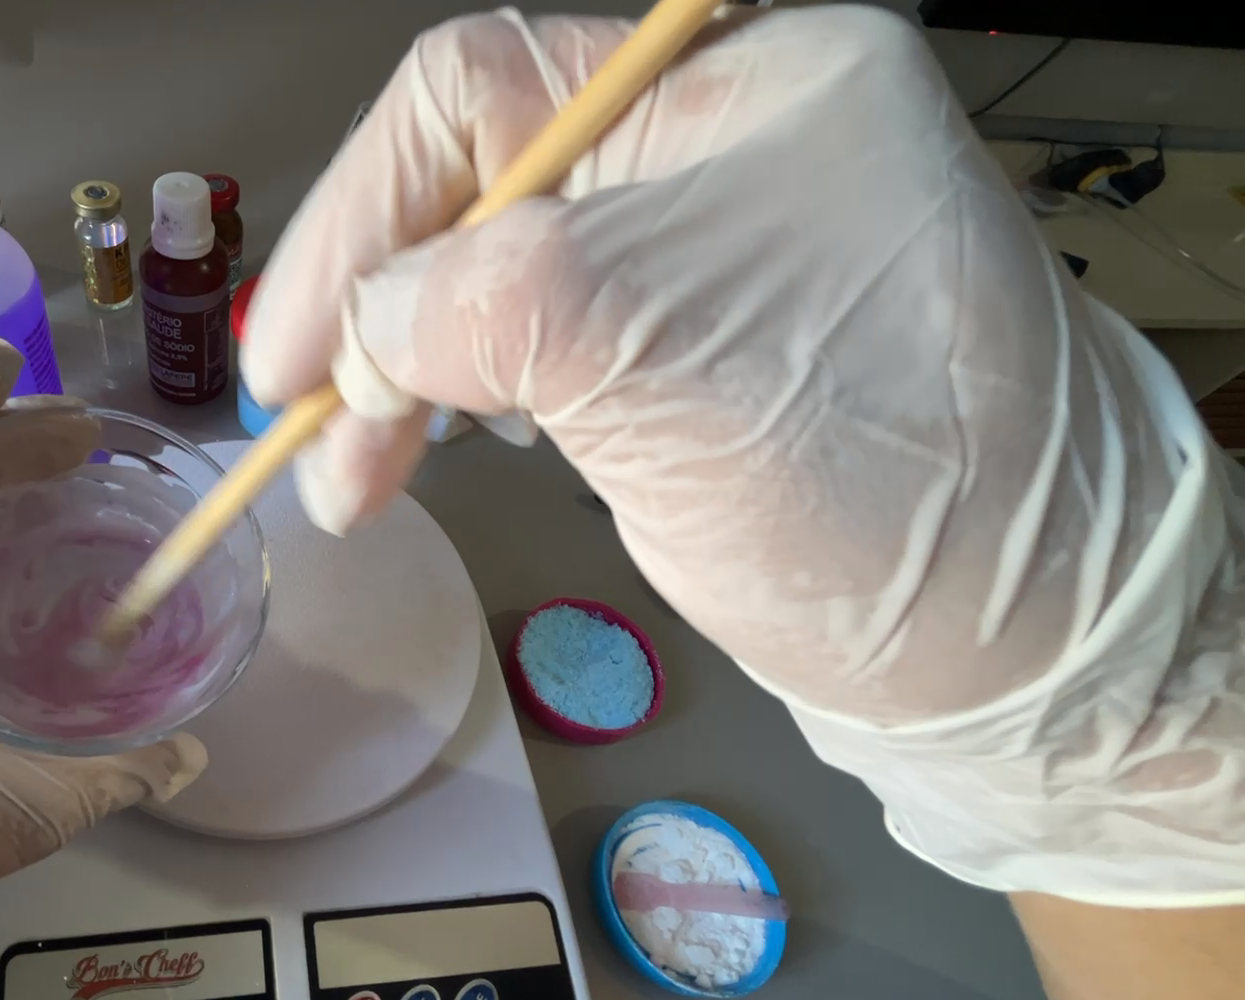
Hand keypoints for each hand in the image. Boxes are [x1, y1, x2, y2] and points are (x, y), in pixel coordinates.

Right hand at [244, 7, 1244, 903]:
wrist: (983, 633)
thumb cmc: (863, 478)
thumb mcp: (661, 353)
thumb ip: (483, 305)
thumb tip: (361, 329)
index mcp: (710, 97)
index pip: (469, 104)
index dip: (353, 221)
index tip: (286, 357)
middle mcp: (669, 164)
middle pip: (448, 208)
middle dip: (361, 327)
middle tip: (304, 438)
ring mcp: (642, 268)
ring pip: (453, 296)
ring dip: (381, 392)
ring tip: (346, 487)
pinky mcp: (622, 360)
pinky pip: (487, 362)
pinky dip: (428, 416)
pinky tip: (404, 460)